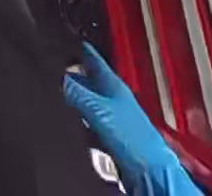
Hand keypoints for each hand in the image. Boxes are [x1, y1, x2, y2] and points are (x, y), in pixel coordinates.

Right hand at [63, 43, 201, 195]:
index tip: (78, 42)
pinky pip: (97, 121)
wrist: (148, 169)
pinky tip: (82, 124)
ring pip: (96, 101)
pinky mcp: (117, 136)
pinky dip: (88, 119)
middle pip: (96, 81)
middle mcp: (118, 98)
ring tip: (70, 93)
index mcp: (116, 85)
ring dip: (83, 98)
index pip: (98, 62)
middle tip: (66, 68)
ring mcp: (118, 117)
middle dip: (81, 75)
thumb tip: (63, 80)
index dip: (87, 52)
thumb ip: (80, 95)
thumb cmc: (132, 137)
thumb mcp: (99, 111)